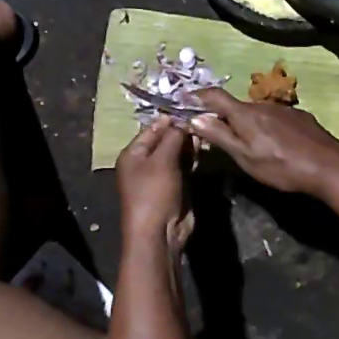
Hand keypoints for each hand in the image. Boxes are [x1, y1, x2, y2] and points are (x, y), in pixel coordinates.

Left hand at [116, 117, 194, 252]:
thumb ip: (172, 138)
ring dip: (189, 145)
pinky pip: (184, 167)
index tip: (190, 107)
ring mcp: (160, 175)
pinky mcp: (175, 186)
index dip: (169, 119)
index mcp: (132, 154)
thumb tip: (180, 120)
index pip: (151, 129)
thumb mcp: (162, 161)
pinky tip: (204, 149)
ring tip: (206, 132)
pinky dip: (192, 159)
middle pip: (165, 140)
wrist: (159, 231)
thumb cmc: (153, 192)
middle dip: (182, 132)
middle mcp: (144, 162)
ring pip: (176, 153)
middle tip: (203, 120)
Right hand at [187, 88, 338, 194]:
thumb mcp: (244, 157)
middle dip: (222, 117)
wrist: (331, 167)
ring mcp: (282, 110)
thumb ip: (219, 136)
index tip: (184, 101)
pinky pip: (273, 118)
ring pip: (255, 113)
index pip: (214, 96)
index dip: (197, 96)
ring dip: (245, 123)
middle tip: (217, 136)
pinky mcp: (299, 117)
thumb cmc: (281, 166)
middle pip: (234, 107)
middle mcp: (261, 105)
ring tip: (249, 144)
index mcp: (244, 114)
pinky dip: (265, 127)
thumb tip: (194, 118)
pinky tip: (274, 144)